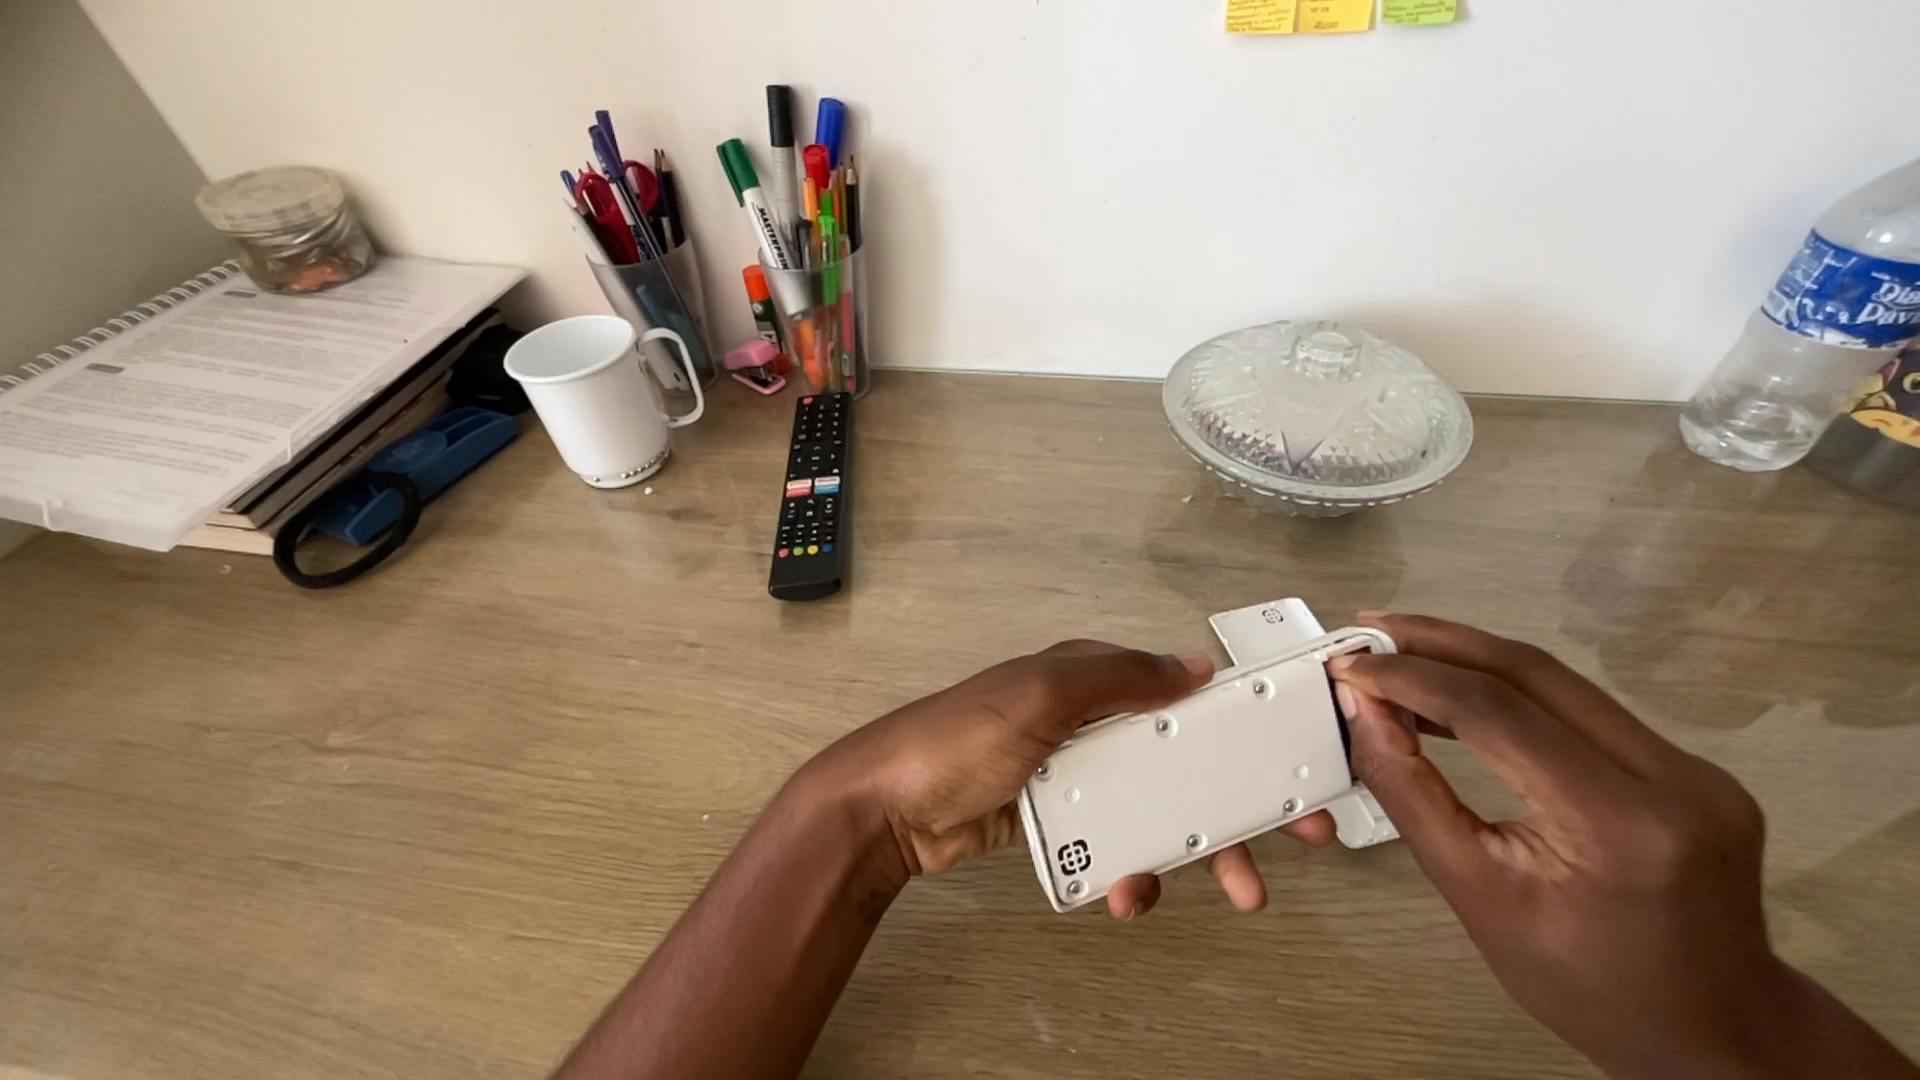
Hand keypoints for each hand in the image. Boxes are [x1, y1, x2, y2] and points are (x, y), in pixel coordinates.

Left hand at [802, 640, 1335, 917]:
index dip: (1238, 723)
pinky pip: (1114, 840)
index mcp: (1091, 680)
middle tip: (1292, 839)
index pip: (1180, 694)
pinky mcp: (1058, 819)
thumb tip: (1193, 664)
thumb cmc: (960, 738)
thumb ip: (1117, 677)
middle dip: (1237, 798)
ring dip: (1191, 846)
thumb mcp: (1042, 694)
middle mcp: (1089, 723)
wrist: (890, 808)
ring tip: (1230, 888)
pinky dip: (1132, 865)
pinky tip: (1130, 889)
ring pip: (1154, 807)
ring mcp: (1074, 774)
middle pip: (1182, 759)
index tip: (1289, 758)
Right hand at [1331, 614, 1916, 1079]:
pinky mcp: (1680, 762)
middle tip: (1367, 630)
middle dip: (1436, 641)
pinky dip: (1502, 686)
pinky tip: (1454, 692)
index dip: (1411, 677)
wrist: (1714, 1032)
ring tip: (1397, 651)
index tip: (1351, 667)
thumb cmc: (1585, 983)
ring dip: (1467, 655)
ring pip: (1554, 676)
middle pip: (1531, 671)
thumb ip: (1409, 792)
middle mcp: (1672, 776)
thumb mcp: (1473, 893)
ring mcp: (1687, 764)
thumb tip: (1363, 712)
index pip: (1496, 711)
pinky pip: (1574, 702)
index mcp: (1619, 823)